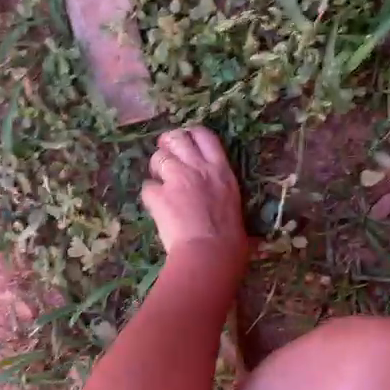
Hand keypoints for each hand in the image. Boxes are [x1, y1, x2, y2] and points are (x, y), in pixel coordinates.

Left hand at [141, 127, 246, 275]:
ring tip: (159, 183)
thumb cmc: (231, 243)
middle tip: (166, 156)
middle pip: (177, 138)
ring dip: (156, 168)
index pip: (205, 136)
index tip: (186, 142)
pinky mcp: (158, 195)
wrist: (210, 255)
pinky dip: (150, 197)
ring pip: (158, 158)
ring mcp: (177, 179)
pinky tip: (155, 208)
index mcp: (221, 171)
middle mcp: (198, 168)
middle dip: (168, 143)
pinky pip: (147, 188)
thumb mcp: (236, 211)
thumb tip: (242, 229)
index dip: (191, 135)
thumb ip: (225, 201)